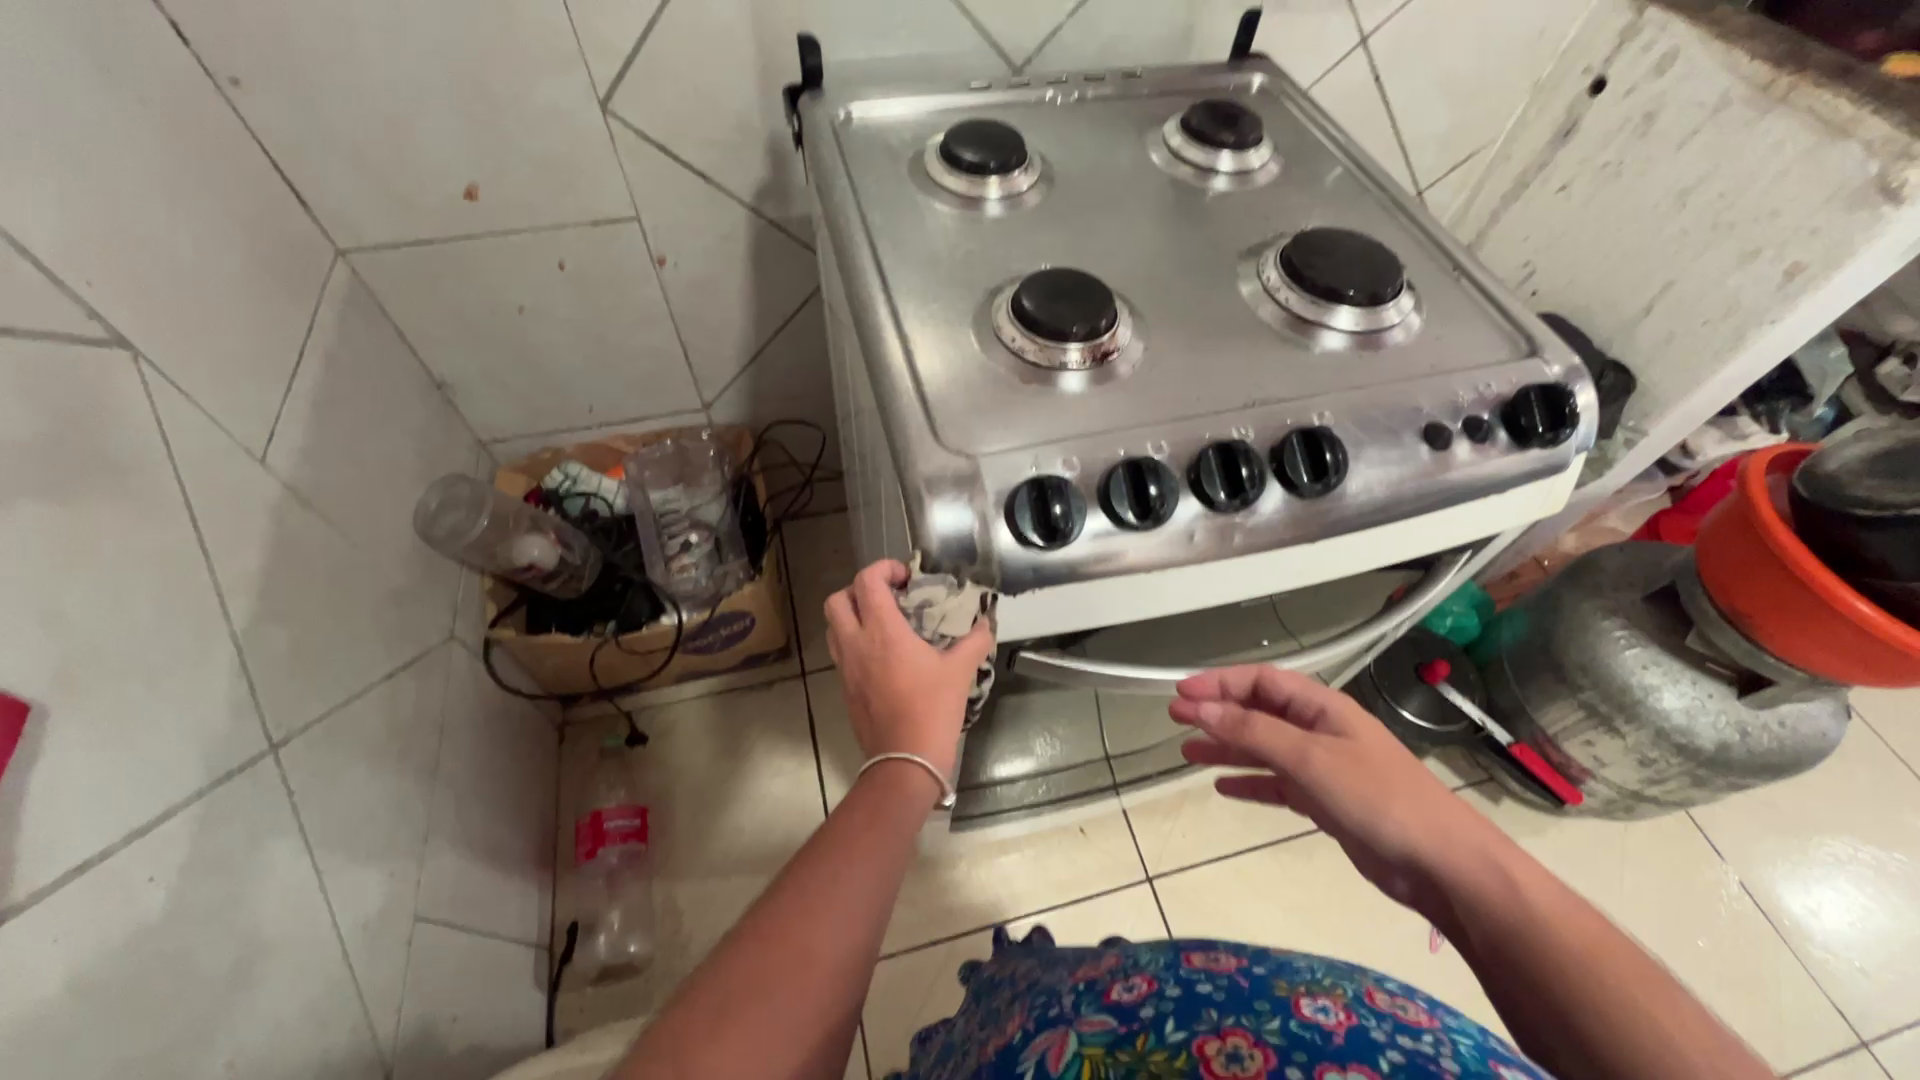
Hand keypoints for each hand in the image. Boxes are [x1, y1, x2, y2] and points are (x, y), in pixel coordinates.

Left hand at [825, 560, 995, 785]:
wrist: (905, 761)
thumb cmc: (932, 710)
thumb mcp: (960, 672)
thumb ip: (974, 641)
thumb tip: (986, 623)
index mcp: (882, 632)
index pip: (867, 581)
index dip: (884, 569)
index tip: (907, 580)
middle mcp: (855, 644)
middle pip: (837, 599)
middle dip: (858, 590)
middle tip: (887, 598)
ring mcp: (845, 668)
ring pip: (833, 626)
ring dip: (852, 616)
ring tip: (882, 624)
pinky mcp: (844, 688)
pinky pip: (840, 652)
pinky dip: (854, 642)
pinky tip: (882, 657)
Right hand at [1170, 666, 1509, 915]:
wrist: (1441, 863)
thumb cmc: (1377, 798)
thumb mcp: (1310, 758)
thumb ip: (1253, 731)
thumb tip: (1199, 708)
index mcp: (1322, 708)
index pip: (1261, 681)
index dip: (1219, 683)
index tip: (1180, 694)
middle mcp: (1320, 731)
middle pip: (1260, 712)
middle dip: (1218, 712)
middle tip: (1175, 720)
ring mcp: (1323, 767)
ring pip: (1264, 749)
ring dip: (1226, 747)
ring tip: (1186, 753)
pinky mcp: (1326, 802)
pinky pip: (1277, 784)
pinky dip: (1249, 782)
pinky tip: (1223, 787)